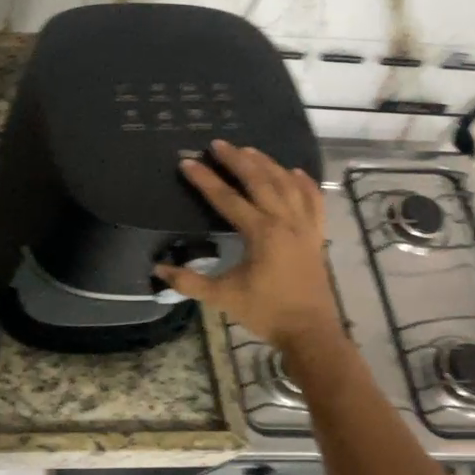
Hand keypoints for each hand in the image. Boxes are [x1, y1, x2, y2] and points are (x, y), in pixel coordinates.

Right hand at [154, 140, 340, 349]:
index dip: (205, 179)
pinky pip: (312, 199)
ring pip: (287, 184)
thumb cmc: (265, 312)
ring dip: (267, 164)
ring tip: (248, 150)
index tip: (187, 162)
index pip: (227, 198)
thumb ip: (189, 281)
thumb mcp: (222, 297)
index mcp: (262, 233)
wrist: (310, 330)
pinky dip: (303, 182)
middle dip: (238, 160)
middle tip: (219, 144)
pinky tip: (293, 172)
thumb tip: (158, 269)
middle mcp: (285, 221)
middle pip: (260, 180)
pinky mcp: (316, 234)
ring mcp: (305, 225)